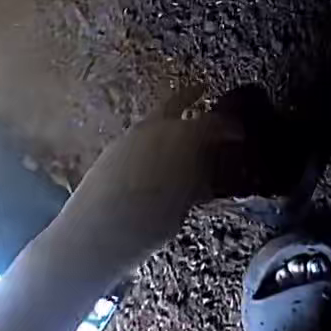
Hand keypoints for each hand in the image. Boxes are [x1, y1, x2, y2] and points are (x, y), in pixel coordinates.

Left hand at [67, 87, 244, 254]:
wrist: (91, 237)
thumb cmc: (149, 224)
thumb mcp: (186, 202)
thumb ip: (198, 177)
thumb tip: (207, 166)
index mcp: (181, 137)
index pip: (214, 122)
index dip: (230, 127)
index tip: (239, 133)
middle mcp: (155, 128)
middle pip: (178, 102)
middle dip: (193, 97)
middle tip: (205, 93)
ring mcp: (129, 136)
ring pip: (156, 117)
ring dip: (172, 118)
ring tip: (182, 128)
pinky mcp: (112, 149)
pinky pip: (142, 133)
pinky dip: (154, 135)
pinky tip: (157, 153)